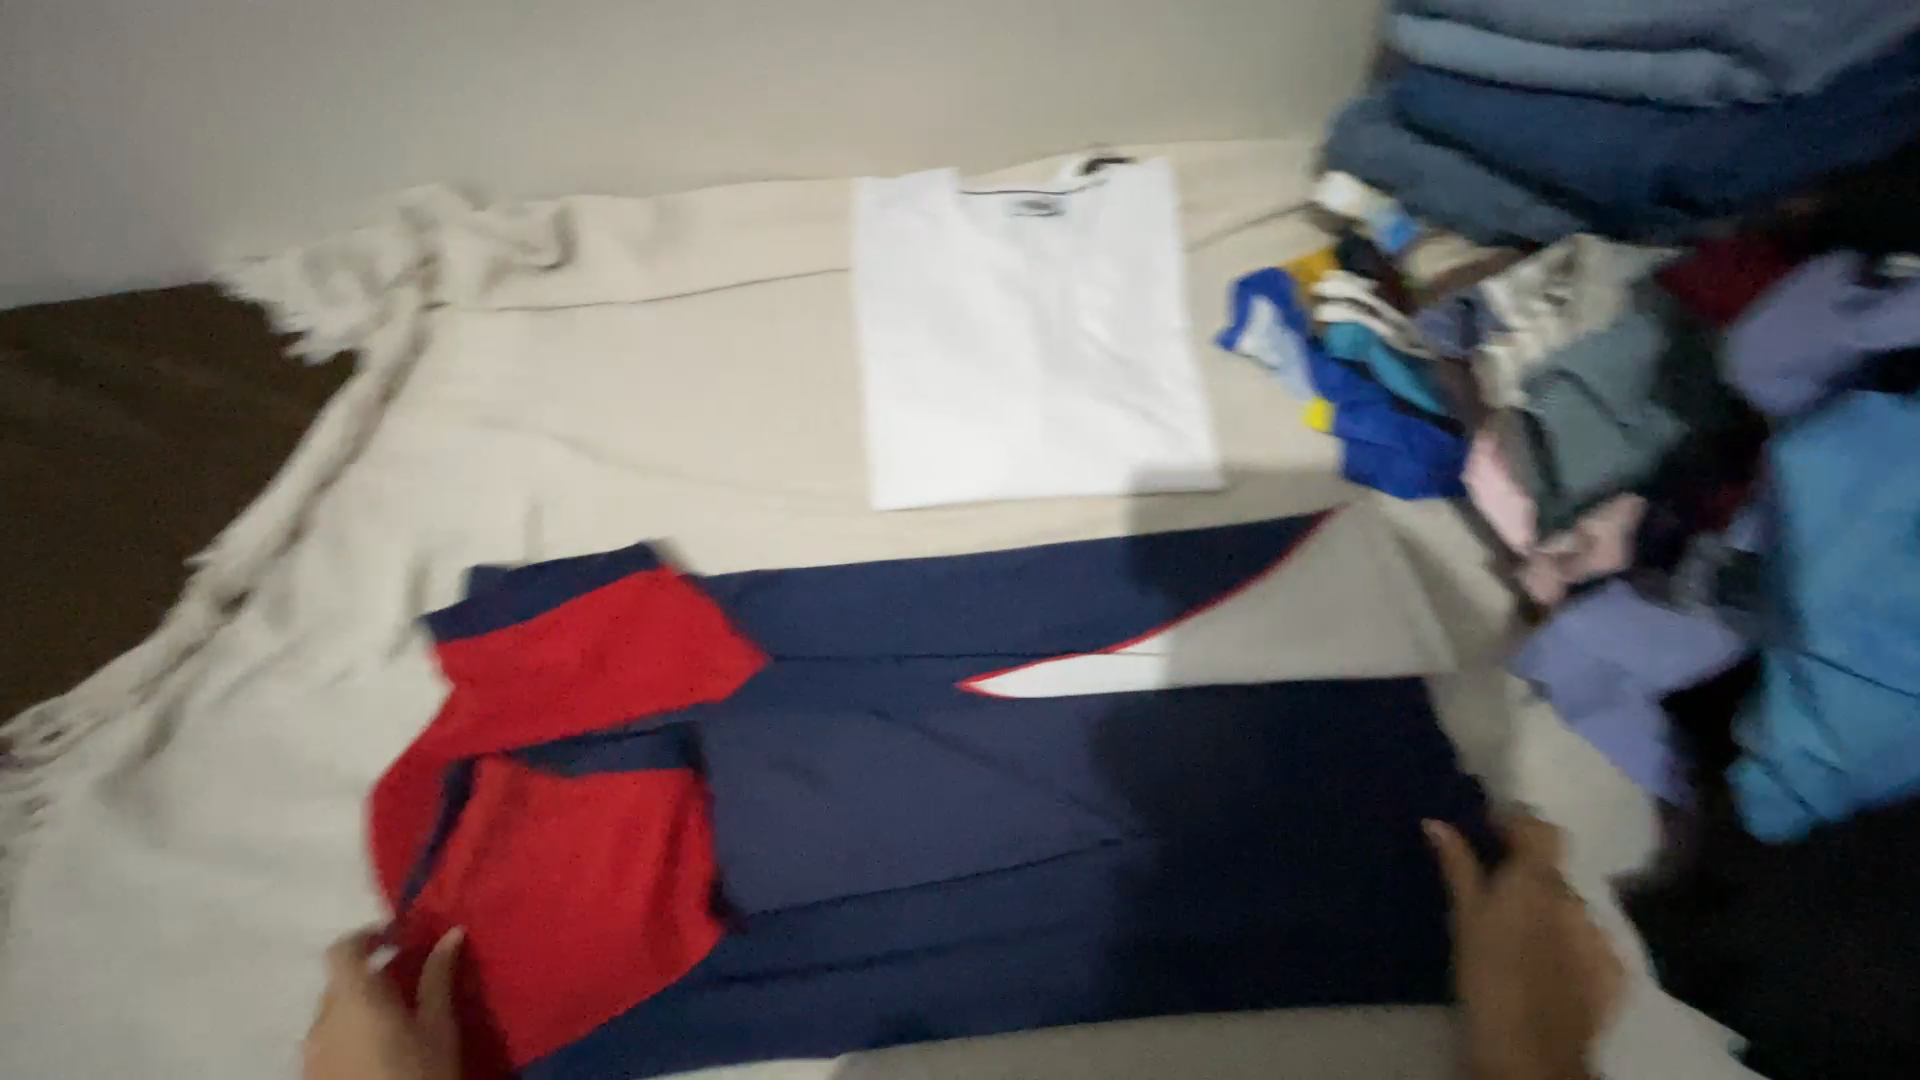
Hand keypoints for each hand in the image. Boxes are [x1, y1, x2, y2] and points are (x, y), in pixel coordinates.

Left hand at [303, 927, 463, 1079]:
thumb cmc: (418, 1075)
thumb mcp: (438, 1025)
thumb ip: (439, 976)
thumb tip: (451, 933)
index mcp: (353, 1003)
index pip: (341, 951)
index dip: (367, 935)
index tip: (400, 934)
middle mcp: (321, 1023)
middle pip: (339, 982)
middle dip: (372, 971)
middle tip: (411, 974)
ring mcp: (310, 1054)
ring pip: (333, 1011)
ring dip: (362, 1001)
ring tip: (400, 1012)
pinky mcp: (311, 1077)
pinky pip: (329, 1037)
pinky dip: (352, 1027)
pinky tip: (383, 1044)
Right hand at [1424, 813, 1625, 1079]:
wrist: (1530, 1047)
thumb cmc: (1485, 971)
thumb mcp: (1464, 915)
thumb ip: (1457, 865)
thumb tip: (1437, 822)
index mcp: (1537, 880)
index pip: (1542, 827)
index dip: (1519, 823)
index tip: (1491, 831)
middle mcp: (1575, 901)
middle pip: (1553, 871)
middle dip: (1528, 874)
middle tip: (1496, 893)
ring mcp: (1601, 937)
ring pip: (1571, 908)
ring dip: (1549, 910)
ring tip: (1521, 935)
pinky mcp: (1616, 973)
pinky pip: (1591, 942)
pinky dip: (1571, 943)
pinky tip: (1550, 964)